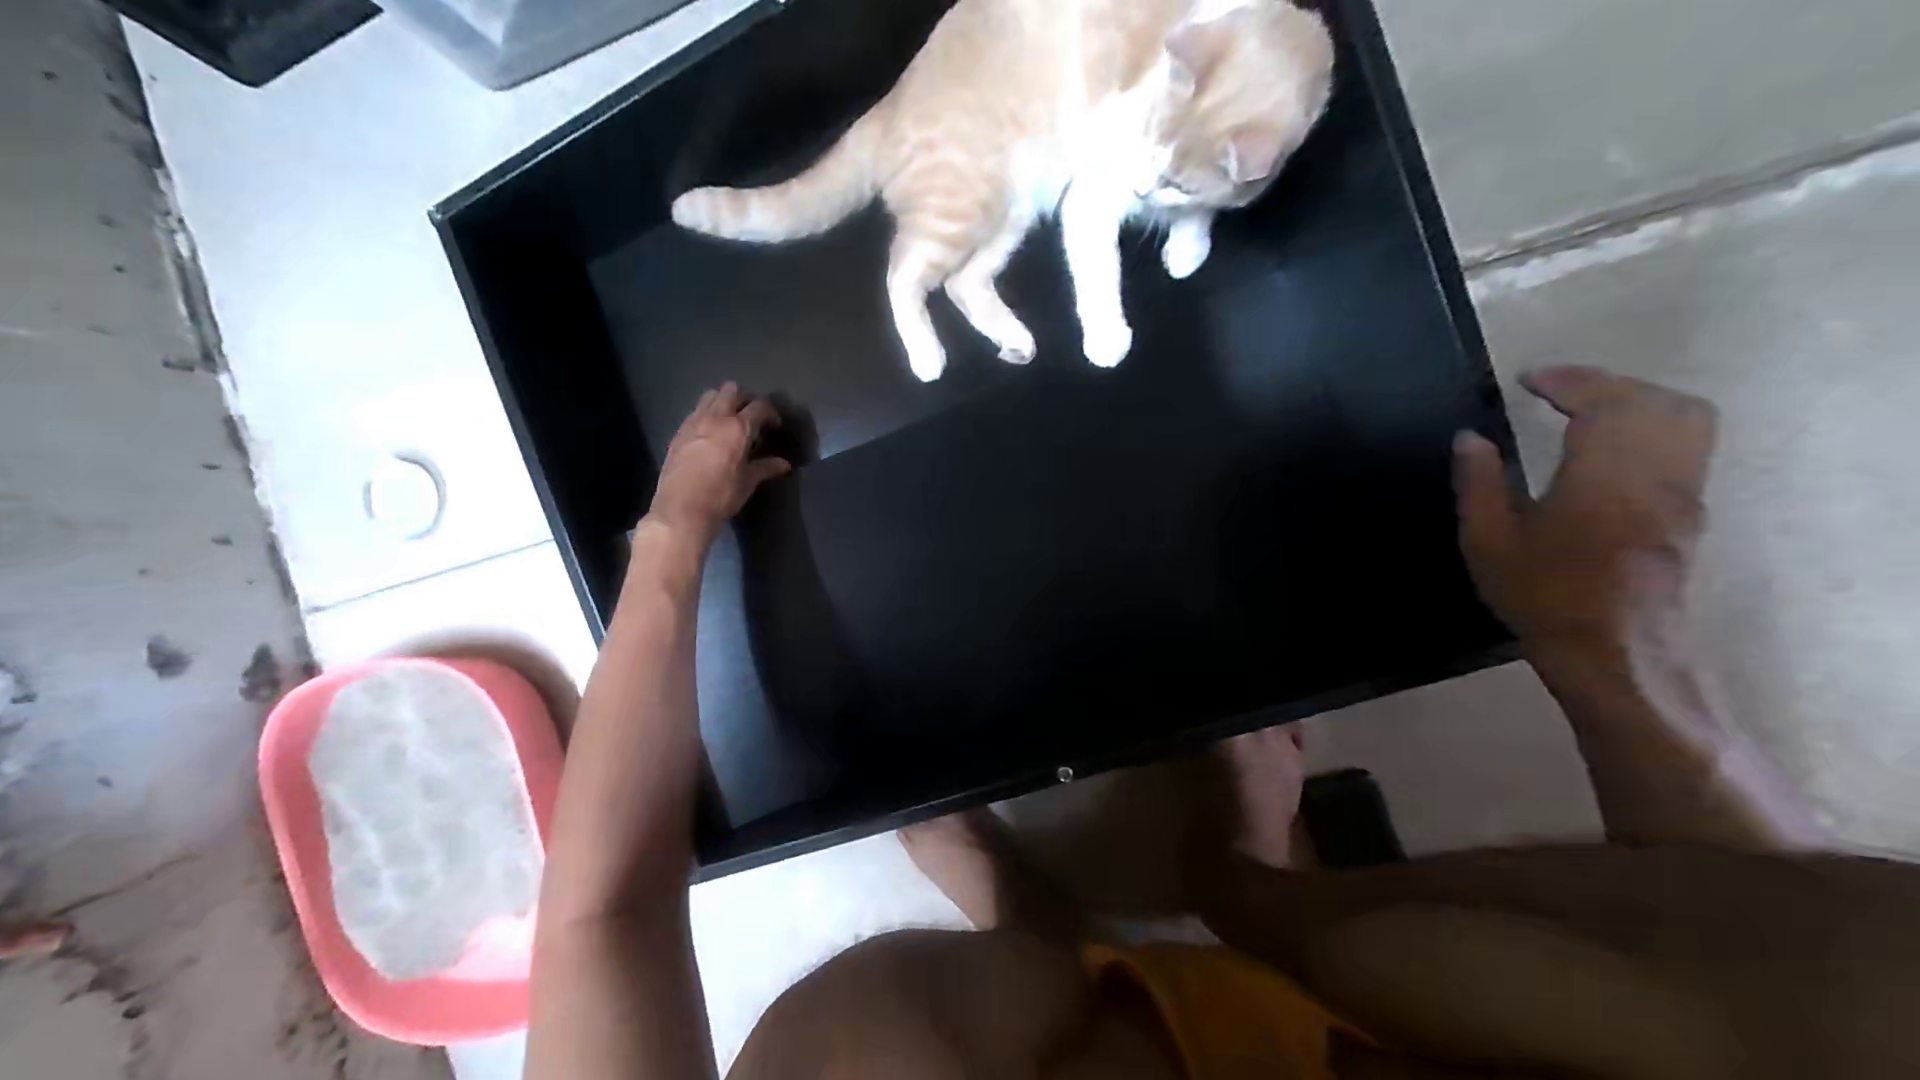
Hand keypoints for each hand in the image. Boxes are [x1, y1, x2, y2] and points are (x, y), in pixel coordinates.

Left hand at [645, 382, 789, 544]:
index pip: (760, 406)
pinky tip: (710, 434)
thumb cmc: (721, 494)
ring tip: (730, 421)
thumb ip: (766, 467)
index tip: (775, 426)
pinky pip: (695, 411)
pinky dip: (706, 414)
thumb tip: (785, 464)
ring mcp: (694, 422)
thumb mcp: (748, 481)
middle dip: (746, 398)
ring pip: (710, 395)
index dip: (771, 413)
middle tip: (752, 417)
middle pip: (732, 390)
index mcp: (738, 427)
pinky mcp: (679, 432)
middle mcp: (715, 417)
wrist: (681, 508)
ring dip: (723, 401)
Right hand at [1453, 366, 1717, 661]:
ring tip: (1586, 405)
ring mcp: (1682, 491)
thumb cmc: (1542, 594)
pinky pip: (1688, 441)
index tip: (1527, 378)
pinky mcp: (1690, 508)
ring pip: (1684, 415)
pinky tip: (1614, 440)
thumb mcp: (1488, 541)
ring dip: (1635, 397)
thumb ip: (1479, 483)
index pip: (1602, 403)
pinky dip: (1653, 421)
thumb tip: (1469, 438)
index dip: (1566, 380)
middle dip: (1602, 382)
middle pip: (1652, 399)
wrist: (1613, 649)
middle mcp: (1656, 474)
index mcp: (1602, 478)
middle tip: (1553, 387)